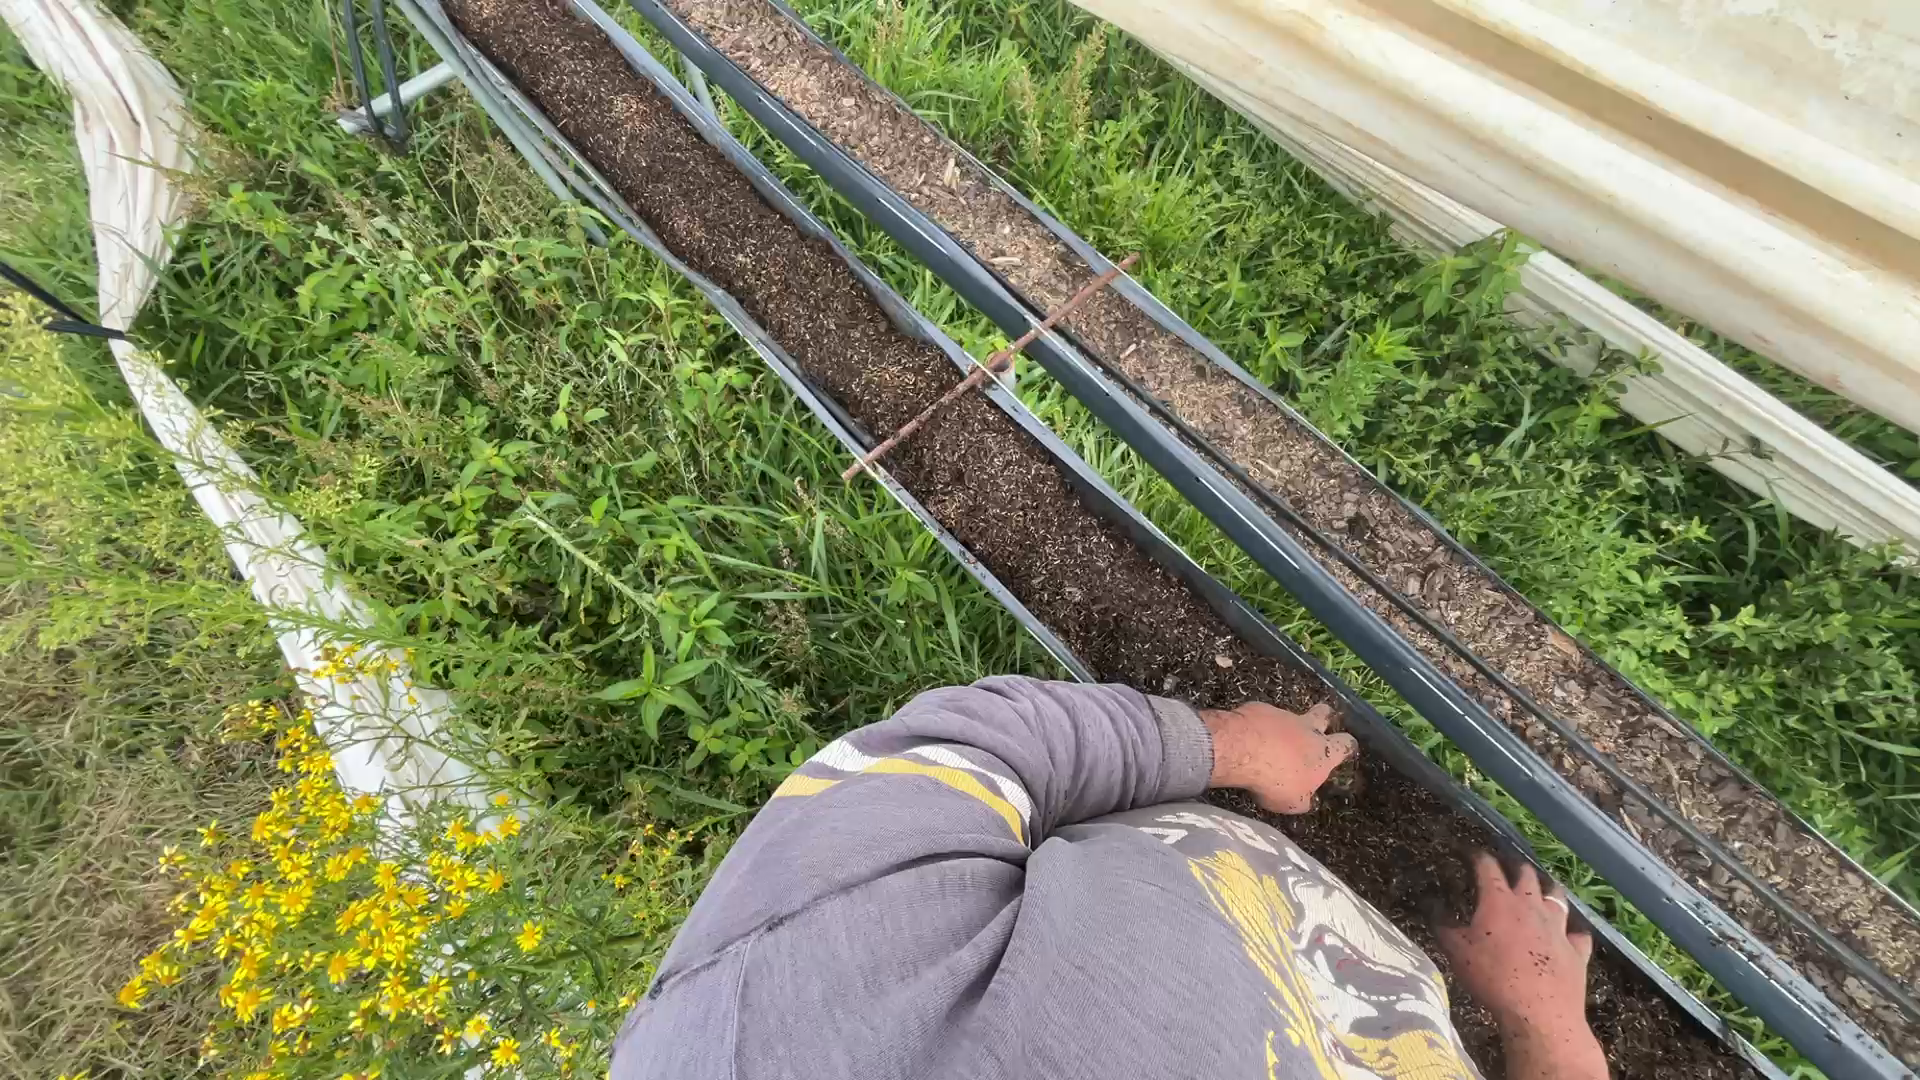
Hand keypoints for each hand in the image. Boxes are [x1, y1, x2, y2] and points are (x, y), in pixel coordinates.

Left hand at [1198, 702, 1356, 812]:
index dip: (1346, 746)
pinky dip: (1257, 724)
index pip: (1346, 744)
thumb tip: (1305, 796)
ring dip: (1282, 727)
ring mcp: (1281, 714)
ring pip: (1288, 715)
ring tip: (1267, 742)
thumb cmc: (1273, 781)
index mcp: (1323, 753)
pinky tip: (1245, 736)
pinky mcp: (1257, 707)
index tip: (1343, 748)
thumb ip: (1303, 797)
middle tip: (1316, 727)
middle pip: (1324, 713)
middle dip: (1324, 717)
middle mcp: (1306, 728)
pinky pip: (1261, 714)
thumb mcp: (1293, 802)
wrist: (1240, 750)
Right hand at [1436, 853, 1606, 1079]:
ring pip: (1557, 897)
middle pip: (1526, 875)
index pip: (1487, 866)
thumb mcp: (1454, 948)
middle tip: (1507, 864)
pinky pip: (1579, 933)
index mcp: (1497, 900)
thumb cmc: (1491, 976)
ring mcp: (1558, 928)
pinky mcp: (1577, 952)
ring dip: (1548, 888)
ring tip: (1543, 885)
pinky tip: (1571, 930)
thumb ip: (1440, 922)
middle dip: (1515, 865)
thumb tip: (1429, 902)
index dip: (1477, 855)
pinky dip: (1573, 928)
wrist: (1540, 1015)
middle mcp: (1530, 906)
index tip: (1470, 852)